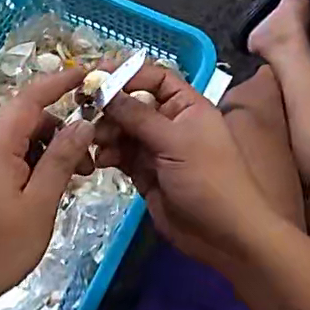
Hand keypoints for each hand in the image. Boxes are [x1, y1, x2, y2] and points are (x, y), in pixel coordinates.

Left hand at [0, 68, 93, 301]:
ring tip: (76, 175)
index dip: (60, 82)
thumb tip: (83, 124)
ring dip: (51, 146)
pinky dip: (36, 159)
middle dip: (62, 125)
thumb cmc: (0, 245)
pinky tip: (52, 182)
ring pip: (22, 136)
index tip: (88, 75)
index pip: (31, 96)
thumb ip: (61, 160)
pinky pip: (12, 152)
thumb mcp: (40, 204)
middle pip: (29, 116)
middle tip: (91, 152)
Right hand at [96, 65, 280, 271]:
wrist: (225, 237)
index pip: (154, 77)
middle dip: (110, 105)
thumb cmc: (208, 179)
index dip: (128, 73)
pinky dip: (107, 153)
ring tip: (96, 141)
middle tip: (85, 109)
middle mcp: (169, 121)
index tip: (97, 75)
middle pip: (132, 102)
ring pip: (122, 128)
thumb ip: (138, 115)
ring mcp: (155, 147)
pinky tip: (101, 161)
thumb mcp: (174, 141)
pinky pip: (119, 153)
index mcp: (186, 105)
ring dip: (106, 131)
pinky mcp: (144, 171)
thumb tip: (106, 89)